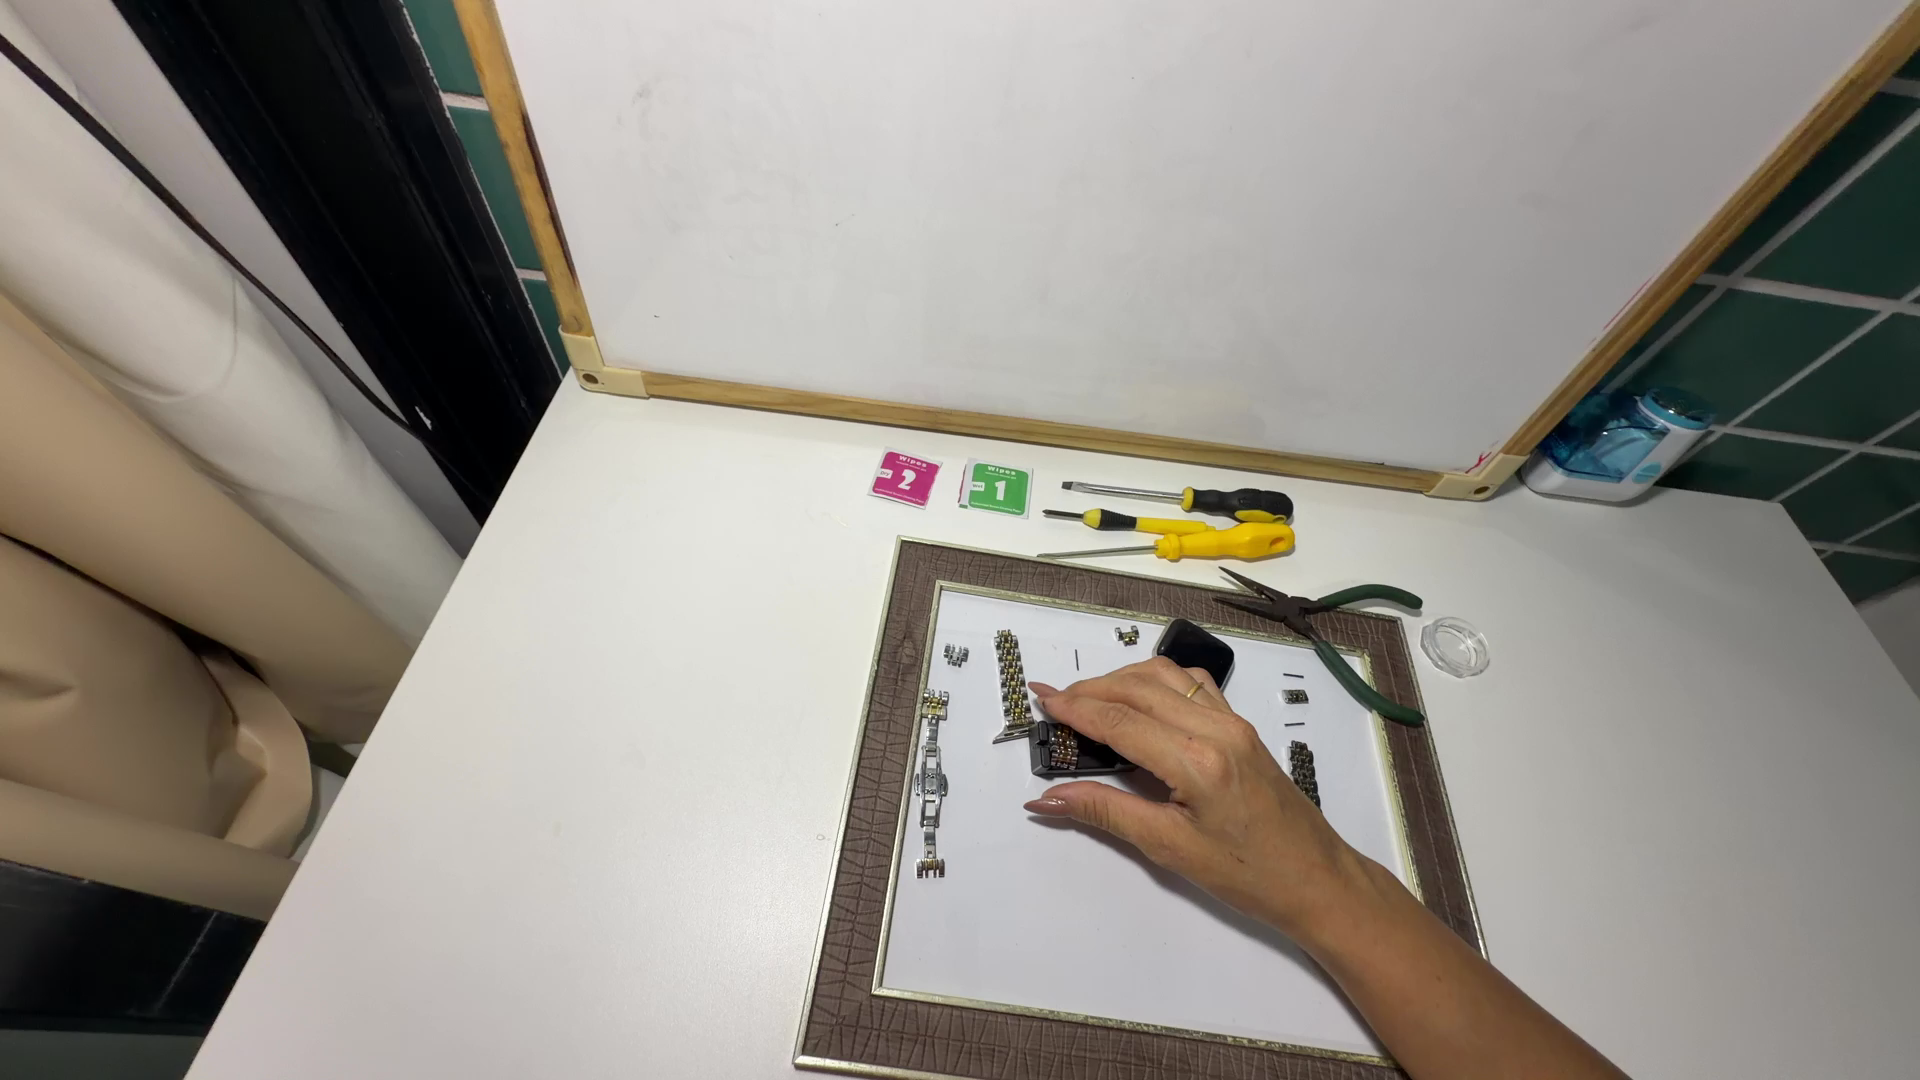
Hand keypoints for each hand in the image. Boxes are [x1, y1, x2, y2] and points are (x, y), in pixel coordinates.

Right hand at [1024, 657, 1367, 940]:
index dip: (1075, 708)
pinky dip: (1154, 679)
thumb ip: (1105, 812)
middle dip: (1089, 689)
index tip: (1042, 697)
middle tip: (1055, 700)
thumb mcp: (1169, 848)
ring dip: (1120, 679)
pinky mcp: (1240, 724)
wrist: (1318, 879)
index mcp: (1198, 761)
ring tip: (1088, 698)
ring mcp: (1232, 721)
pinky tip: (1139, 697)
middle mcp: (1216, 728)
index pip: (1120, 721)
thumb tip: (1048, 800)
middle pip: (1137, 688)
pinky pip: (1191, 682)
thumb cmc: (1250, 875)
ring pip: (1164, 675)